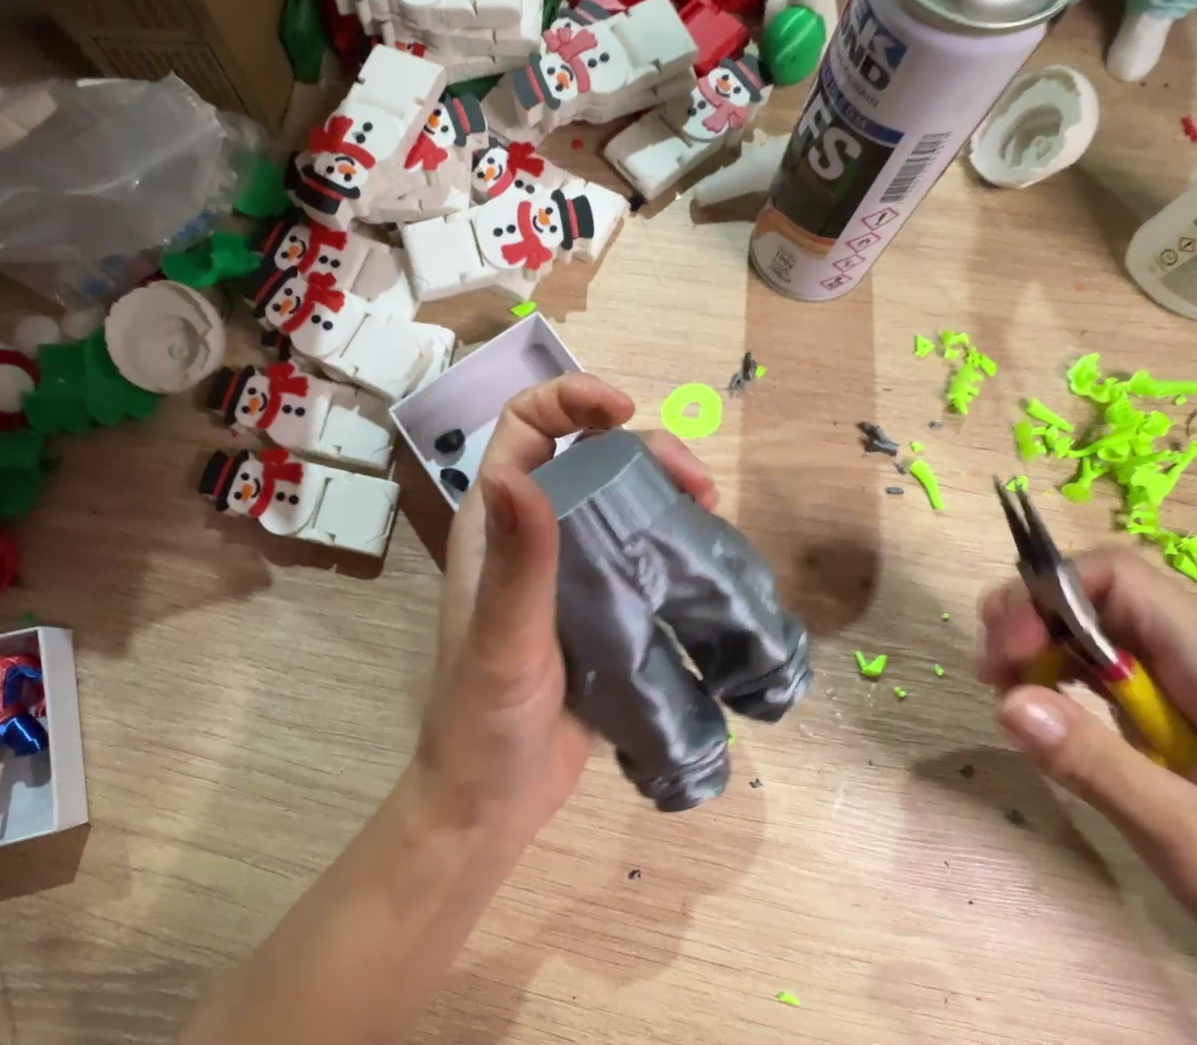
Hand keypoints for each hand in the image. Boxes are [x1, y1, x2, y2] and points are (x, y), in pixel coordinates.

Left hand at [418, 374, 716, 839]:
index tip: (626, 411)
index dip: (571, 399)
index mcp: (496, 526)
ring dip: (669, 497)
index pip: (526, 427)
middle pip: (592, 458)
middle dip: (647, 452)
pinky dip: (674, 547)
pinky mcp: (602, 613)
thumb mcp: (504, 642)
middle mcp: (534, 537)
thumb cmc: (484, 721)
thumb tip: (513, 473)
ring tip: (712, 518)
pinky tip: (707, 564)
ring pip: (623, 505)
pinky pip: (642, 558)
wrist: (494, 798)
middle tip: (699, 487)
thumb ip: (516, 564)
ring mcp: (570, 575)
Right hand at [980, 548, 1196, 1044]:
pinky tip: (1068, 724)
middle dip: (1037, 623)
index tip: (1001, 656)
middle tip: (996, 683)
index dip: (1044, 596)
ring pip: (1118, 628)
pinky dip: (1084, 682)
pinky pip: (1138, 668)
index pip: (1121, 578)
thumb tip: (1009, 702)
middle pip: (1112, 596)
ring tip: (1019, 704)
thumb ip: (1102, 769)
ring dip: (1054, 652)